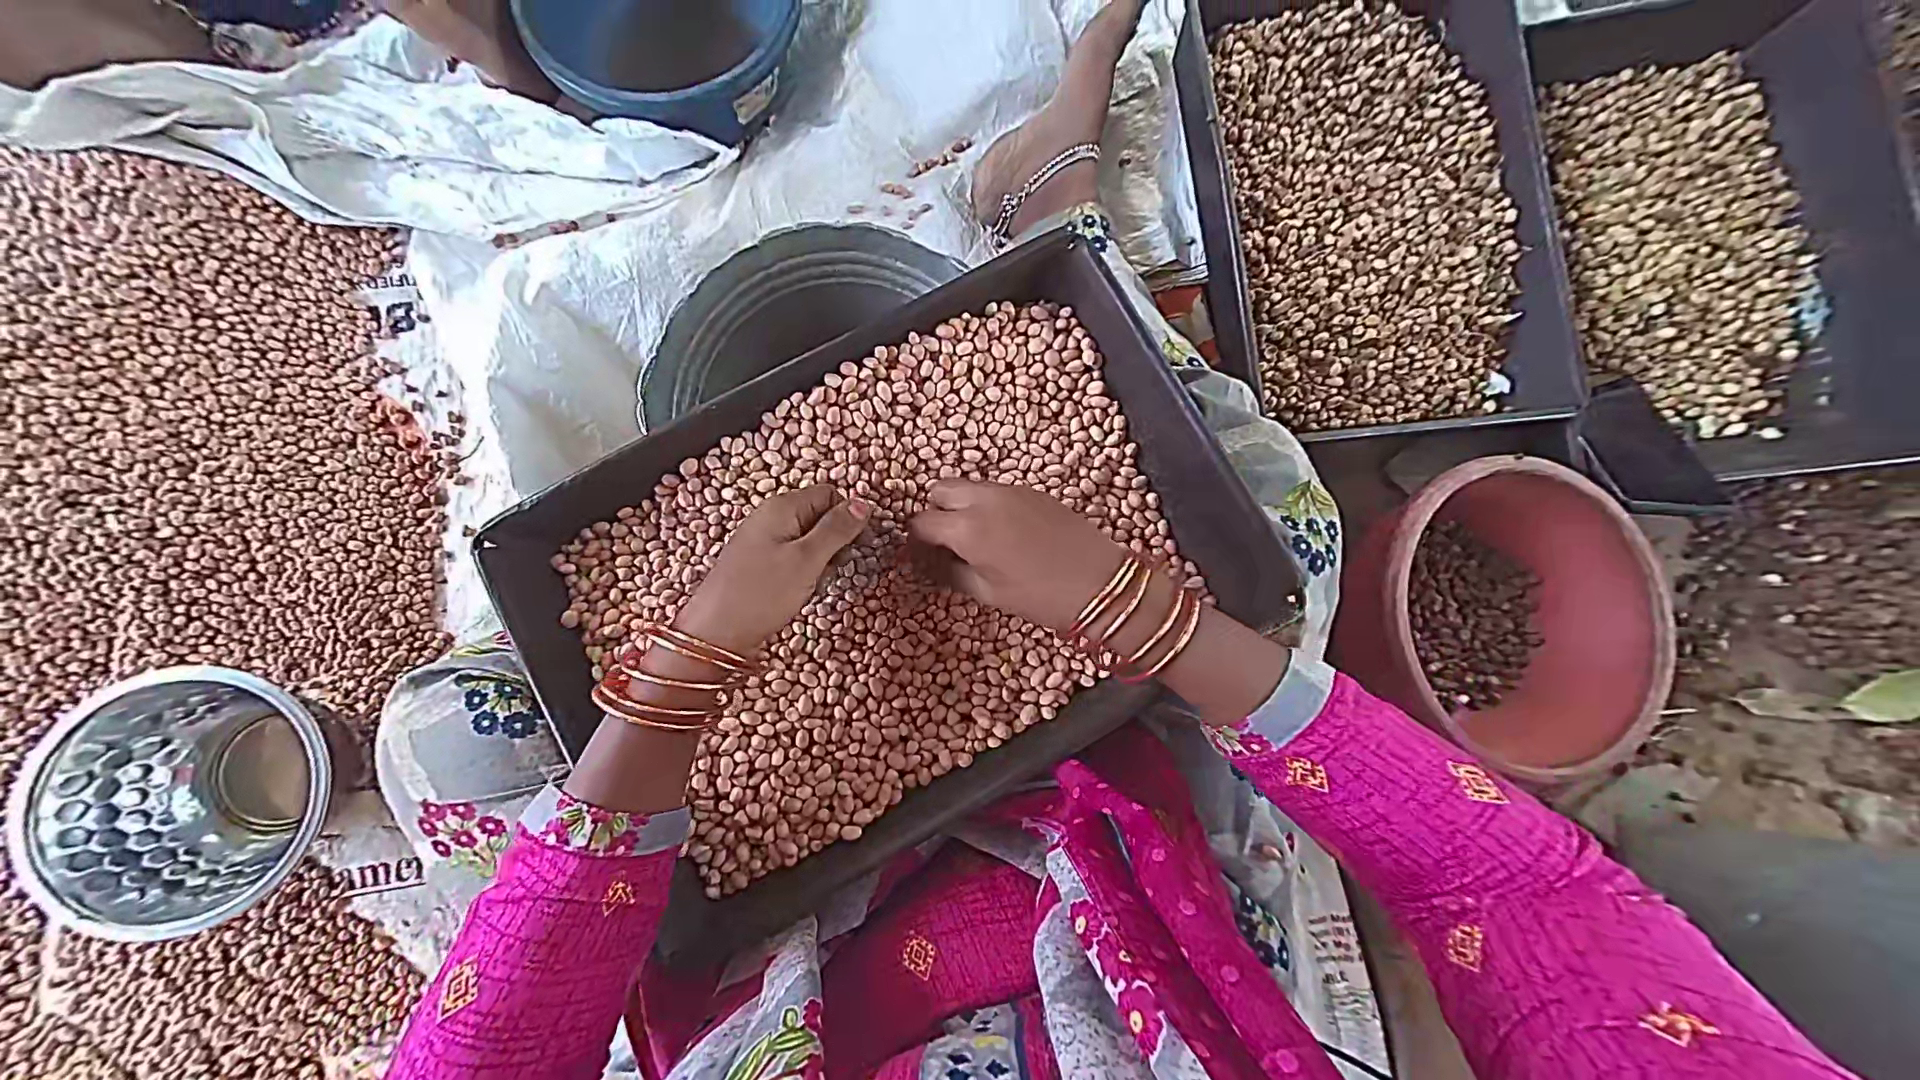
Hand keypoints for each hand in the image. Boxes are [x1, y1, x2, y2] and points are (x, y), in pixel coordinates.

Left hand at [673, 485, 870, 655]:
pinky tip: (799, 590)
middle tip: (830, 569)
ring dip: (821, 561)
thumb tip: (864, 504)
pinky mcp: (760, 562)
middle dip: (834, 543)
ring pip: (810, 541)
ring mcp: (763, 539)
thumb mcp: (807, 559)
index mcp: (782, 507)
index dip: (848, 517)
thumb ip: (837, 529)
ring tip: (812, 583)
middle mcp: (771, 516)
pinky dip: (805, 572)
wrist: (715, 633)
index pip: (830, 495)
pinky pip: (794, 557)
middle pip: (820, 517)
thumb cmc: (761, 593)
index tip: (856, 545)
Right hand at [907, 480, 1129, 632]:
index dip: (915, 540)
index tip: (919, 555)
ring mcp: (1010, 490)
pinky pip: (995, 490)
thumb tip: (933, 564)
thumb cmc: (1040, 596)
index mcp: (967, 528)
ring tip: (975, 538)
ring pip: (968, 486)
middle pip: (940, 490)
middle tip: (945, 542)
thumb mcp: (988, 592)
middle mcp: (983, 499)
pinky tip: (1002, 532)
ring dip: (961, 506)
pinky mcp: (1032, 490)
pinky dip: (987, 505)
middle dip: (935, 512)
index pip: (921, 522)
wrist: (1100, 582)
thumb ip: (952, 572)